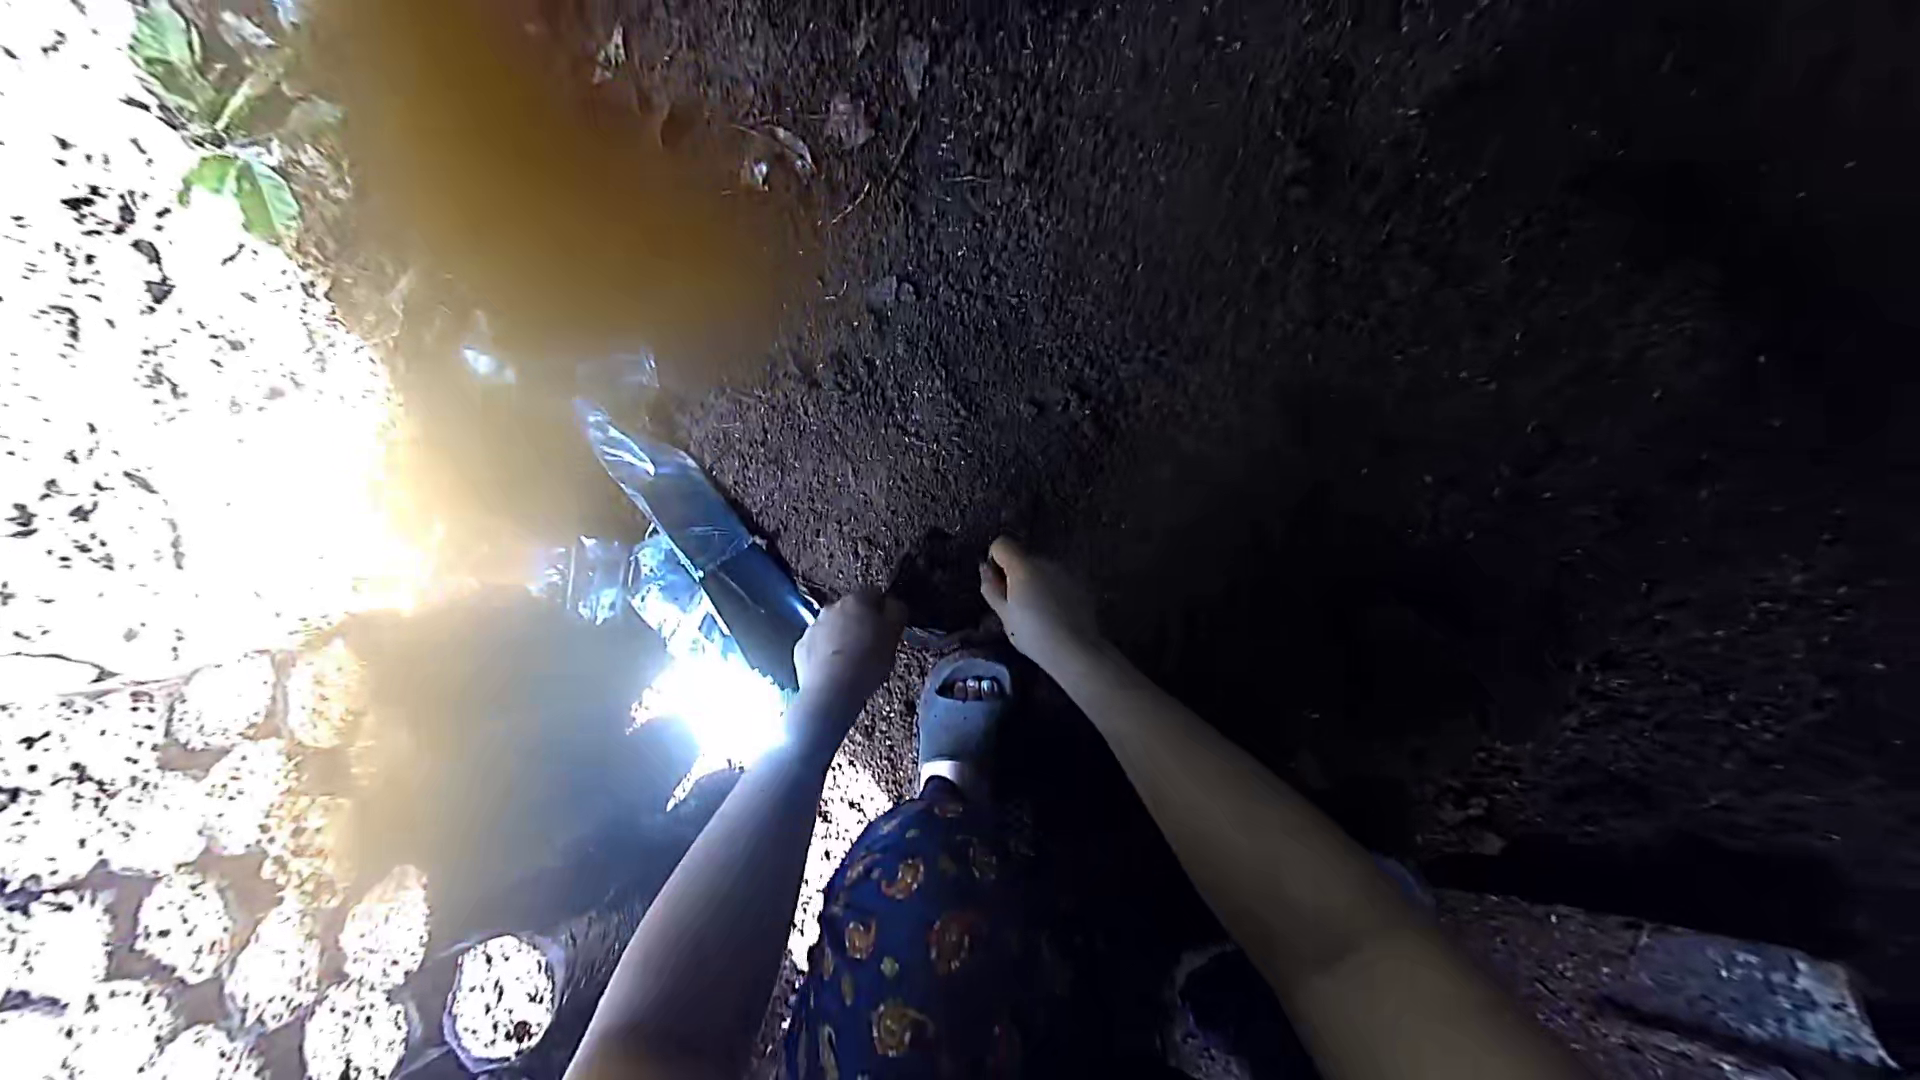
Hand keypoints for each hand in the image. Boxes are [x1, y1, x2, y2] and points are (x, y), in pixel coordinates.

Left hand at [793, 590, 906, 715]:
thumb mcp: (894, 635)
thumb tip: (893, 603)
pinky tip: (835, 669)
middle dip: (860, 623)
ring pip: (833, 627)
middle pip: (851, 610)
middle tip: (871, 647)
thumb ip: (897, 611)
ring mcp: (813, 627)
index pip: (875, 594)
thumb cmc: (868, 661)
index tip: (887, 629)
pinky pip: (817, 645)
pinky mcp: (801, 647)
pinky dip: (825, 653)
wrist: (831, 691)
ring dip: (841, 637)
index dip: (883, 611)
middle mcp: (831, 608)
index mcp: (857, 600)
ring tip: (852, 662)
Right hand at [980, 537, 1103, 667]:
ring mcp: (1066, 571)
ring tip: (1038, 612)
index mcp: (1023, 566)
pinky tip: (1055, 613)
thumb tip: (985, 568)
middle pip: (1022, 557)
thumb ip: (991, 587)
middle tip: (1017, 605)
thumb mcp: (1004, 615)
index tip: (998, 584)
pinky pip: (1058, 579)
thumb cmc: (1033, 634)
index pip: (1001, 544)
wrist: (1074, 649)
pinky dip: (1052, 589)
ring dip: (1035, 582)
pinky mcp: (1080, 583)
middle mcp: (1045, 561)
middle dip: (1016, 574)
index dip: (995, 560)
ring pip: (1041, 569)